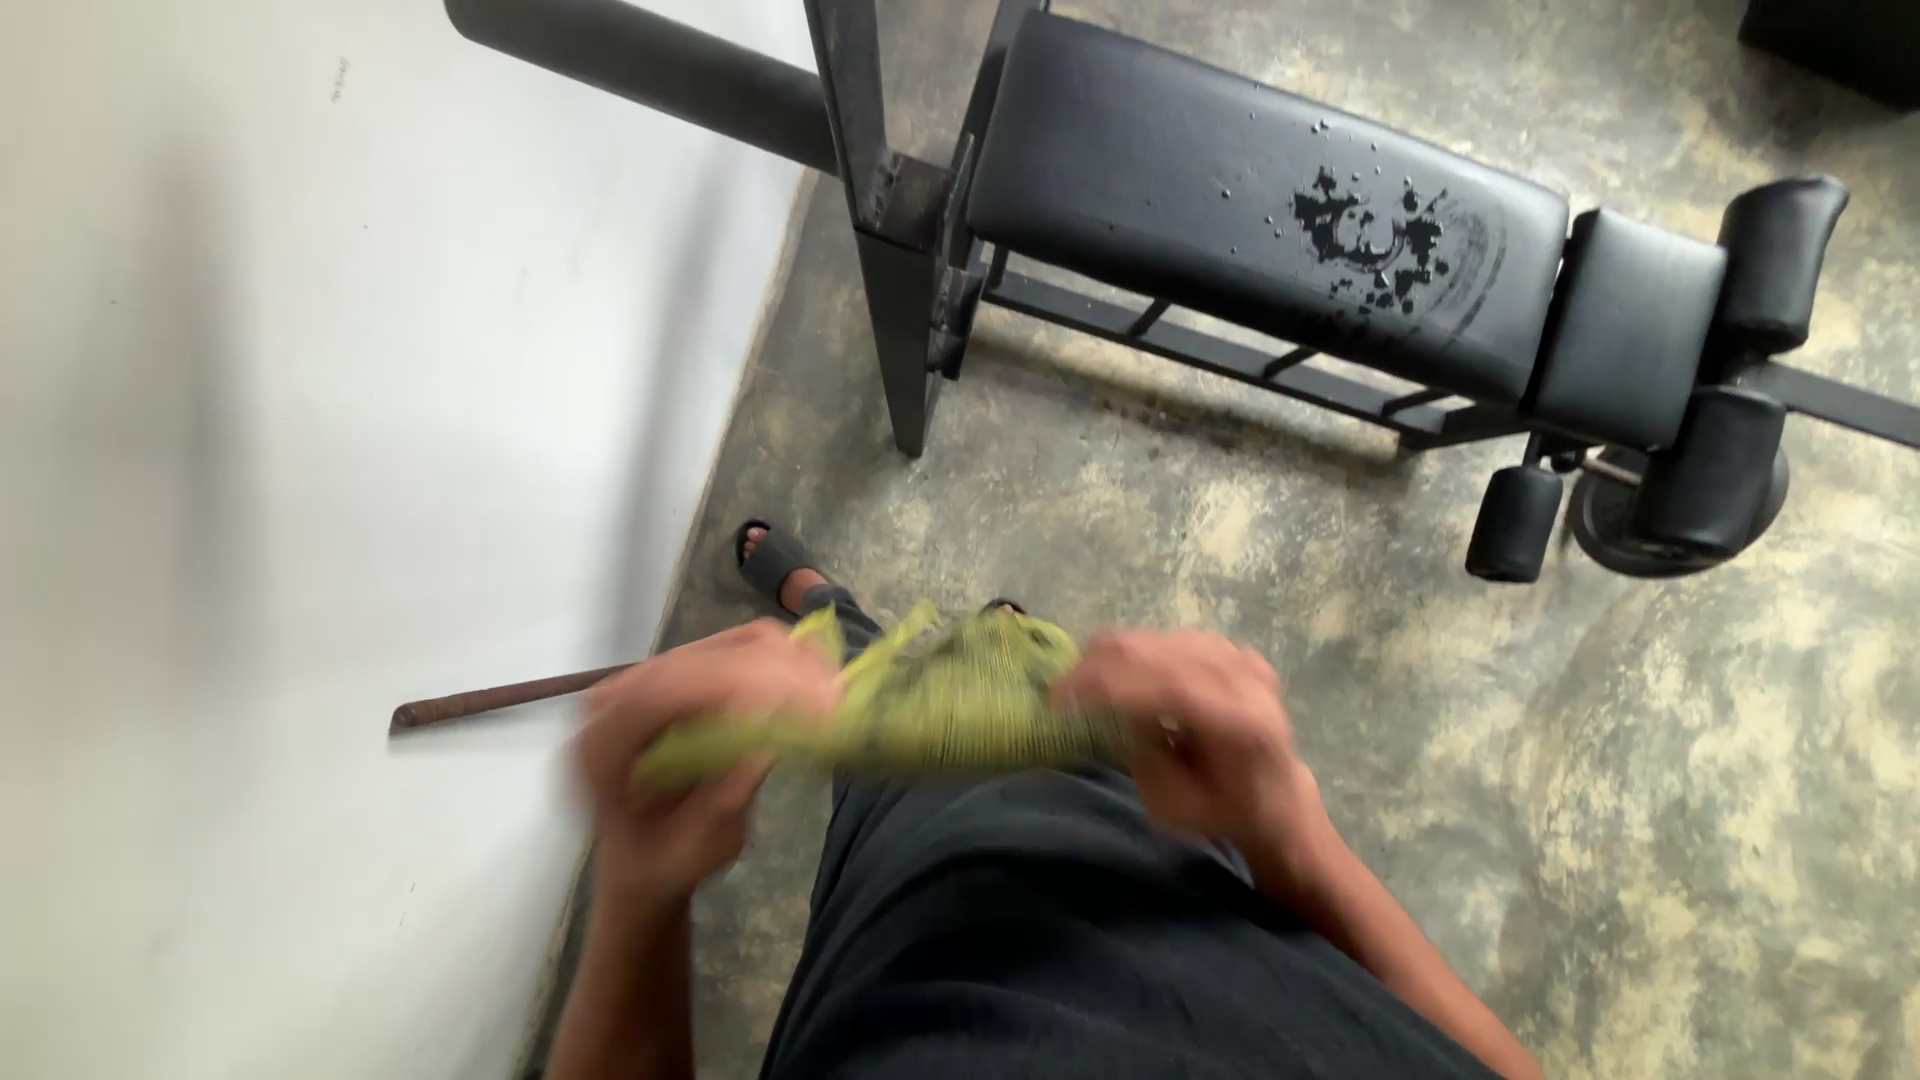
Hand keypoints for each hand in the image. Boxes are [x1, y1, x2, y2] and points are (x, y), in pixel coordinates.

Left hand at [575, 620, 840, 912]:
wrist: (648, 854)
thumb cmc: (664, 862)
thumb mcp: (693, 851)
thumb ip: (721, 802)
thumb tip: (769, 744)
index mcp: (603, 744)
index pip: (659, 693)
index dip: (726, 687)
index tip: (790, 705)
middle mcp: (622, 694)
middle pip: (705, 658)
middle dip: (774, 673)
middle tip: (832, 704)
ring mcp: (659, 673)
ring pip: (735, 641)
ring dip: (792, 662)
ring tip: (833, 696)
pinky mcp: (694, 666)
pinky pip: (748, 644)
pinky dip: (790, 657)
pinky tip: (819, 681)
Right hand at [1051, 629, 1336, 891]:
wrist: (1277, 797)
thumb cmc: (1225, 812)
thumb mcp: (1175, 805)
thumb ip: (1142, 755)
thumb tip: (1107, 710)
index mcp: (1245, 721)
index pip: (1168, 684)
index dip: (1106, 684)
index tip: (1059, 701)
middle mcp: (1245, 676)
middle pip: (1154, 650)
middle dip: (1093, 667)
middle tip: (1058, 695)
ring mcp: (1237, 655)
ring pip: (1152, 636)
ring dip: (1106, 658)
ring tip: (1081, 688)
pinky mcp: (1226, 647)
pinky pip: (1162, 637)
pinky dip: (1130, 655)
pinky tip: (1116, 680)